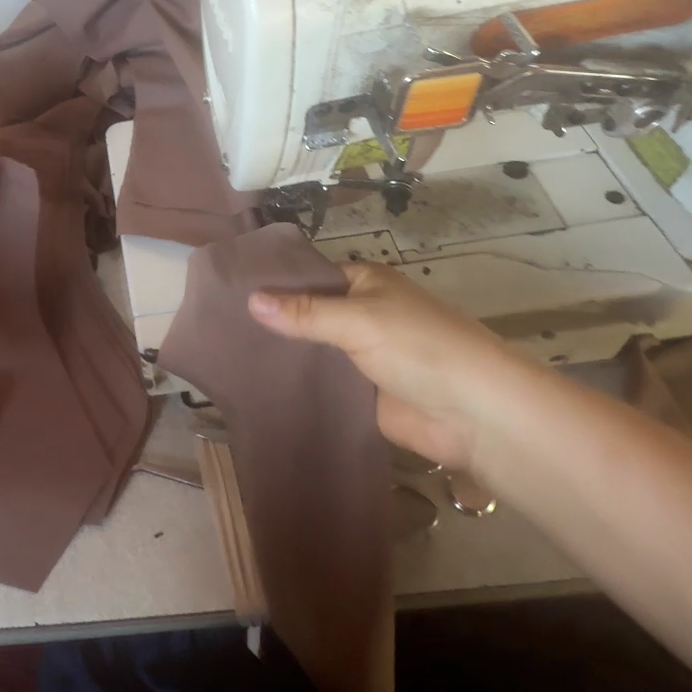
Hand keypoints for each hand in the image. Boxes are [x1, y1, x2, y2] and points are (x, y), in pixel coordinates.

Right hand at [248, 263, 538, 470]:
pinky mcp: (362, 395)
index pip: (310, 277)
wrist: (474, 414)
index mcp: (366, 284)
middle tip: (218, 327)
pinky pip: (322, 386)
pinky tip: (257, 388)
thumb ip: (304, 312)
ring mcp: (361, 357)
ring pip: (313, 352)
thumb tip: (249, 299)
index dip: (275, 284)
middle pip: (308, 315)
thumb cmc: (420, 347)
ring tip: (226, 357)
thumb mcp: (358, 319)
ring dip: (284, 356)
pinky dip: (298, 386)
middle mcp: (363, 315)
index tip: (227, 292)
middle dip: (273, 322)